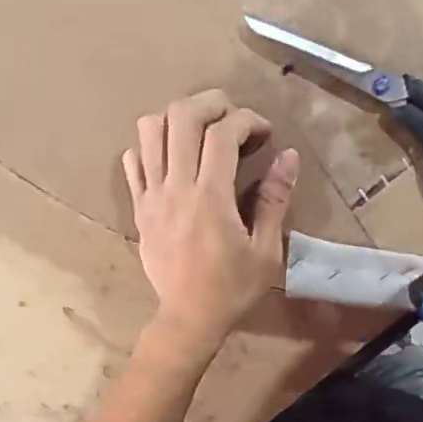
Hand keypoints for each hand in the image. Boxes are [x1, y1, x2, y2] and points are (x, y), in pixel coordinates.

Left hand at [123, 89, 299, 357]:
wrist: (190, 317)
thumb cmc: (233, 288)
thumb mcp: (265, 250)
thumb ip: (274, 200)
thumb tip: (289, 156)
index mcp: (211, 197)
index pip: (222, 133)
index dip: (246, 120)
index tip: (264, 132)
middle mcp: (176, 187)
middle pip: (181, 116)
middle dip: (210, 104)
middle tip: (232, 117)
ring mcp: (151, 196)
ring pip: (149, 130)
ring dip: (176, 119)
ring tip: (200, 133)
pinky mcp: (139, 209)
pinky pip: (133, 162)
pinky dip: (151, 148)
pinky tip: (172, 160)